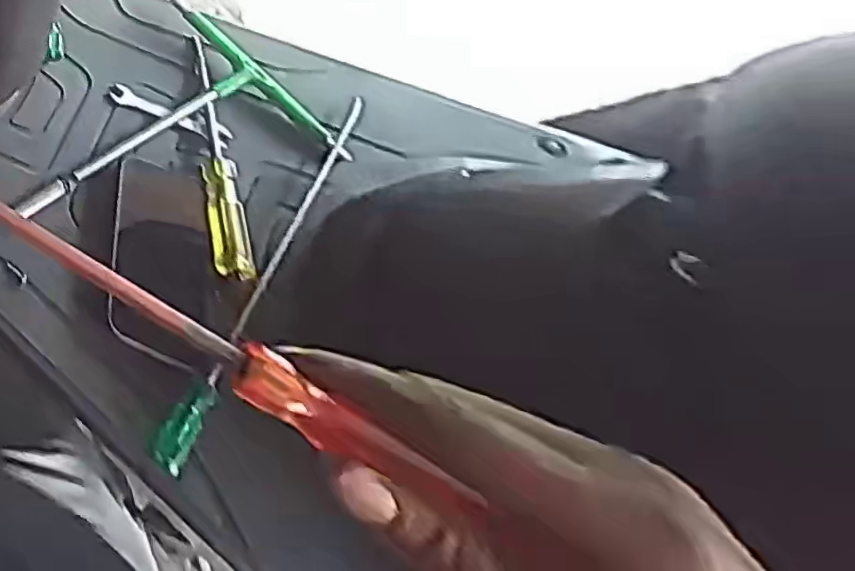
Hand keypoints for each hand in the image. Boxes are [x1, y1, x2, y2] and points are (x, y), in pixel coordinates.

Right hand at [285, 349, 763, 570]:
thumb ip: (433, 540)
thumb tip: (344, 476)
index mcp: (603, 498)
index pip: (434, 408)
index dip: (344, 379)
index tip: (280, 364)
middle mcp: (613, 465)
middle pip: (445, 401)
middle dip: (361, 394)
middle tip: (290, 393)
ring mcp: (622, 469)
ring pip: (468, 411)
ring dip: (396, 417)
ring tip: (342, 427)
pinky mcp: (616, 479)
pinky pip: (499, 434)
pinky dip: (441, 438)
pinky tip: (416, 456)